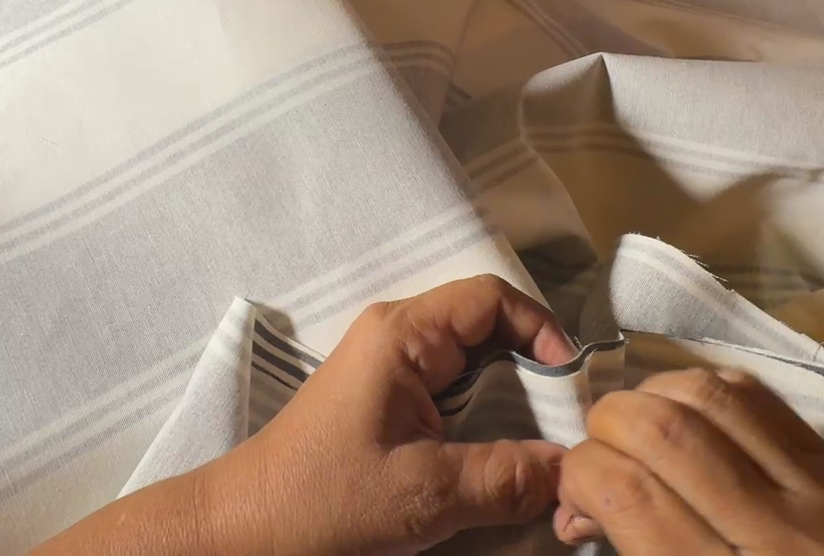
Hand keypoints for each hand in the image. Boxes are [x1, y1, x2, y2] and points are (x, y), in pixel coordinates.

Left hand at [35, 274, 579, 555]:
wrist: (249, 527)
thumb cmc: (326, 499)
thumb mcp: (424, 494)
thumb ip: (505, 478)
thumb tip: (575, 472)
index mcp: (404, 334)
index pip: (489, 297)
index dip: (539, 326)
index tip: (570, 380)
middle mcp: (400, 333)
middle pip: (485, 325)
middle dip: (533, 369)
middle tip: (568, 423)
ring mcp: (392, 362)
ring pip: (472, 359)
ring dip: (511, 396)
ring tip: (545, 443)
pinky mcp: (389, 393)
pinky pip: (452, 386)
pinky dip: (486, 412)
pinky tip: (503, 453)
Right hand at [554, 368, 823, 554]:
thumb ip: (627, 550)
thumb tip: (573, 502)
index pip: (629, 492)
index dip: (581, 472)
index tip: (576, 484)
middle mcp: (779, 542)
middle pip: (662, 430)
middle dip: (608, 422)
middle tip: (602, 446)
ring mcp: (819, 498)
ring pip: (704, 394)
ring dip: (651, 395)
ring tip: (641, 425)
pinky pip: (751, 391)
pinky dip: (700, 389)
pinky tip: (687, 416)